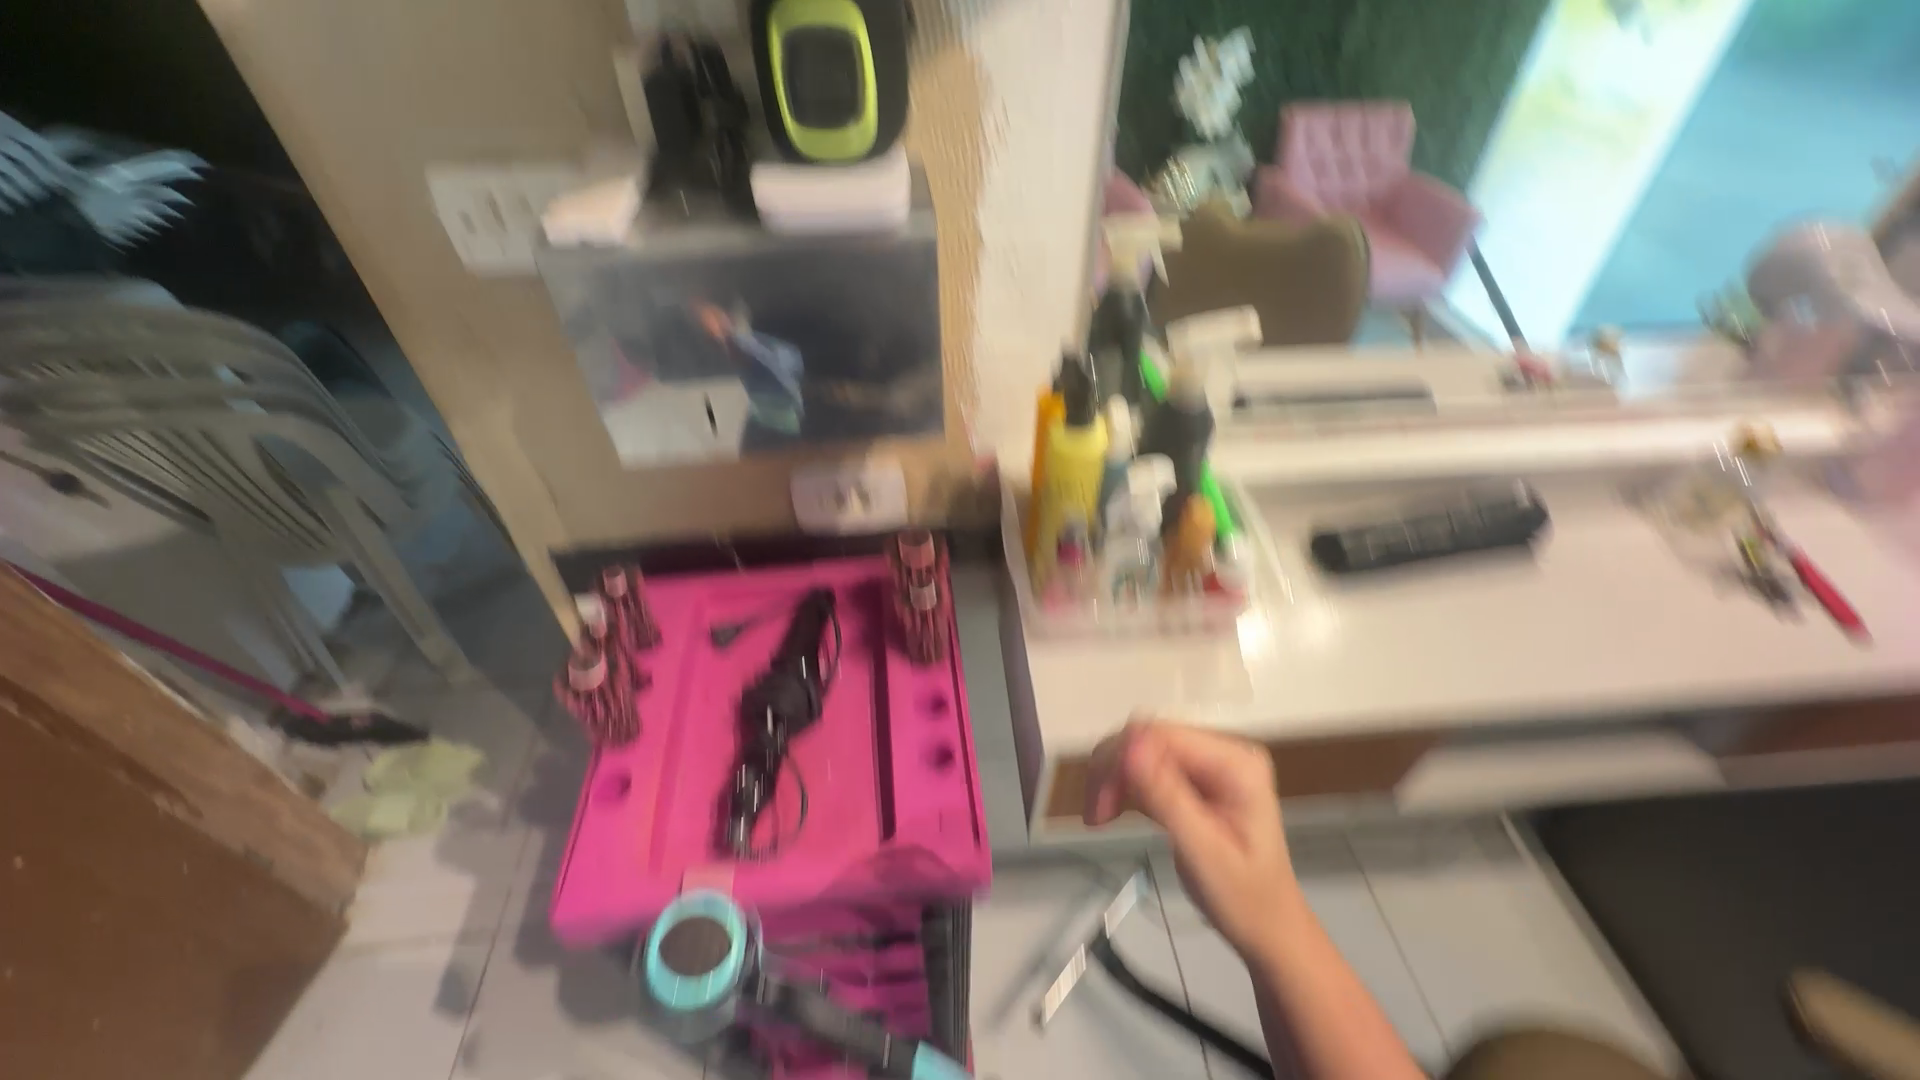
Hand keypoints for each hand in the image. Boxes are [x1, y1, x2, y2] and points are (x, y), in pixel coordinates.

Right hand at [1083, 716, 1301, 957]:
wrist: (1268, 929)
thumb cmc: (1243, 898)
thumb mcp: (1203, 851)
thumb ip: (1167, 796)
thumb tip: (1129, 746)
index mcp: (1234, 762)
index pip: (1161, 735)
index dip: (1120, 758)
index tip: (1097, 804)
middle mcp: (1221, 752)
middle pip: (1147, 737)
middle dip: (1112, 768)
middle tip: (1094, 815)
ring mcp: (1208, 765)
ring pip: (1140, 751)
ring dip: (1113, 778)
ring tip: (1099, 818)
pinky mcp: (1193, 780)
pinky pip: (1146, 768)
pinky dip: (1124, 787)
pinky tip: (1112, 812)